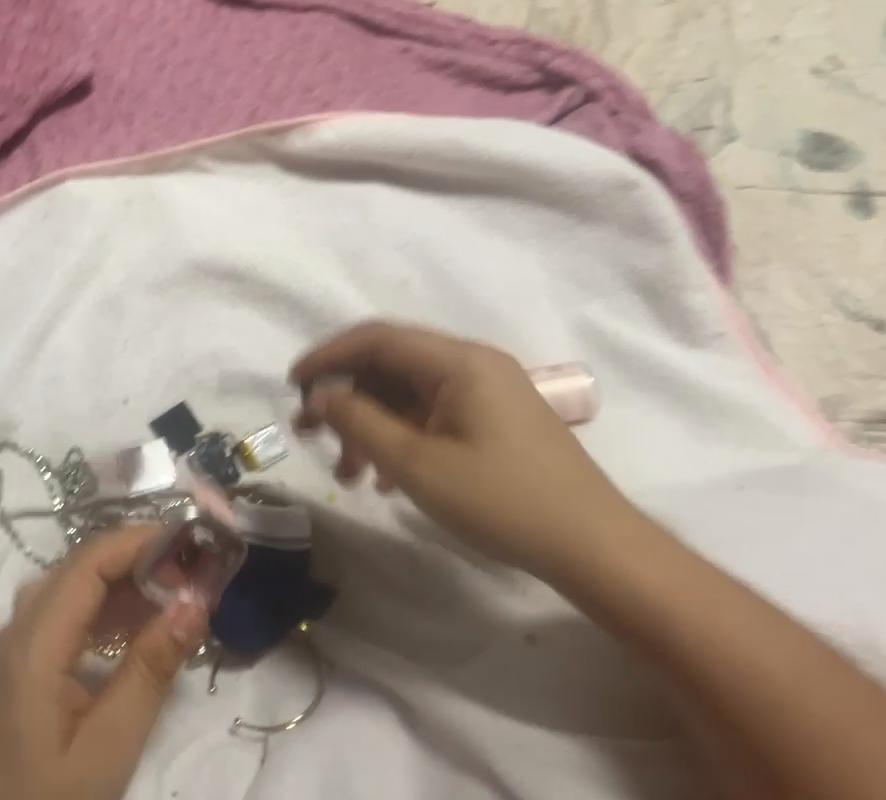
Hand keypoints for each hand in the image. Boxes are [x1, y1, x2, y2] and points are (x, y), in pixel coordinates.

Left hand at [0, 523, 210, 799]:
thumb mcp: (107, 748)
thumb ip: (149, 673)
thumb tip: (194, 602)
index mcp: (33, 642)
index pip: (87, 562)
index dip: (138, 540)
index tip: (190, 540)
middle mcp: (16, 631)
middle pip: (77, 571)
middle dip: (136, 560)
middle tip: (194, 571)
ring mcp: (12, 651)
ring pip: (69, 593)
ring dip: (122, 586)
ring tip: (177, 596)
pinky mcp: (16, 672)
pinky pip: (62, 620)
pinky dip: (103, 614)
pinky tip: (136, 631)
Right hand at [291, 322, 637, 577]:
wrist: (594, 547)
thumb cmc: (502, 501)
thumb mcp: (417, 464)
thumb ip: (359, 421)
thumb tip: (318, 397)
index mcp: (459, 361)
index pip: (376, 339)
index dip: (327, 357)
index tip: (290, 385)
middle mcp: (474, 364)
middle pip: (391, 366)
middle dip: (346, 399)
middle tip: (311, 436)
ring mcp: (488, 392)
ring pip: (408, 394)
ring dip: (370, 426)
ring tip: (348, 474)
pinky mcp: (495, 420)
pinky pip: (432, 415)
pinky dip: (401, 438)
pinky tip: (386, 480)